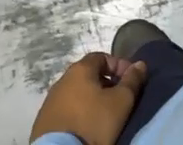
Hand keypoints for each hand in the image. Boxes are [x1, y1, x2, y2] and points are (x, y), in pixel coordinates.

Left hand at [29, 53, 146, 144]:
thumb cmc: (93, 123)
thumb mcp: (121, 102)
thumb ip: (133, 80)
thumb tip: (140, 64)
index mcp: (79, 69)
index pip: (102, 56)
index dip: (119, 65)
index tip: (131, 80)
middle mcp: (62, 80)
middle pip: (88, 75)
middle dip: (106, 83)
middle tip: (119, 98)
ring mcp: (50, 101)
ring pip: (76, 93)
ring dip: (90, 99)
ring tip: (103, 115)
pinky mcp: (43, 121)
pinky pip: (65, 109)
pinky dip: (78, 112)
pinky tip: (85, 126)